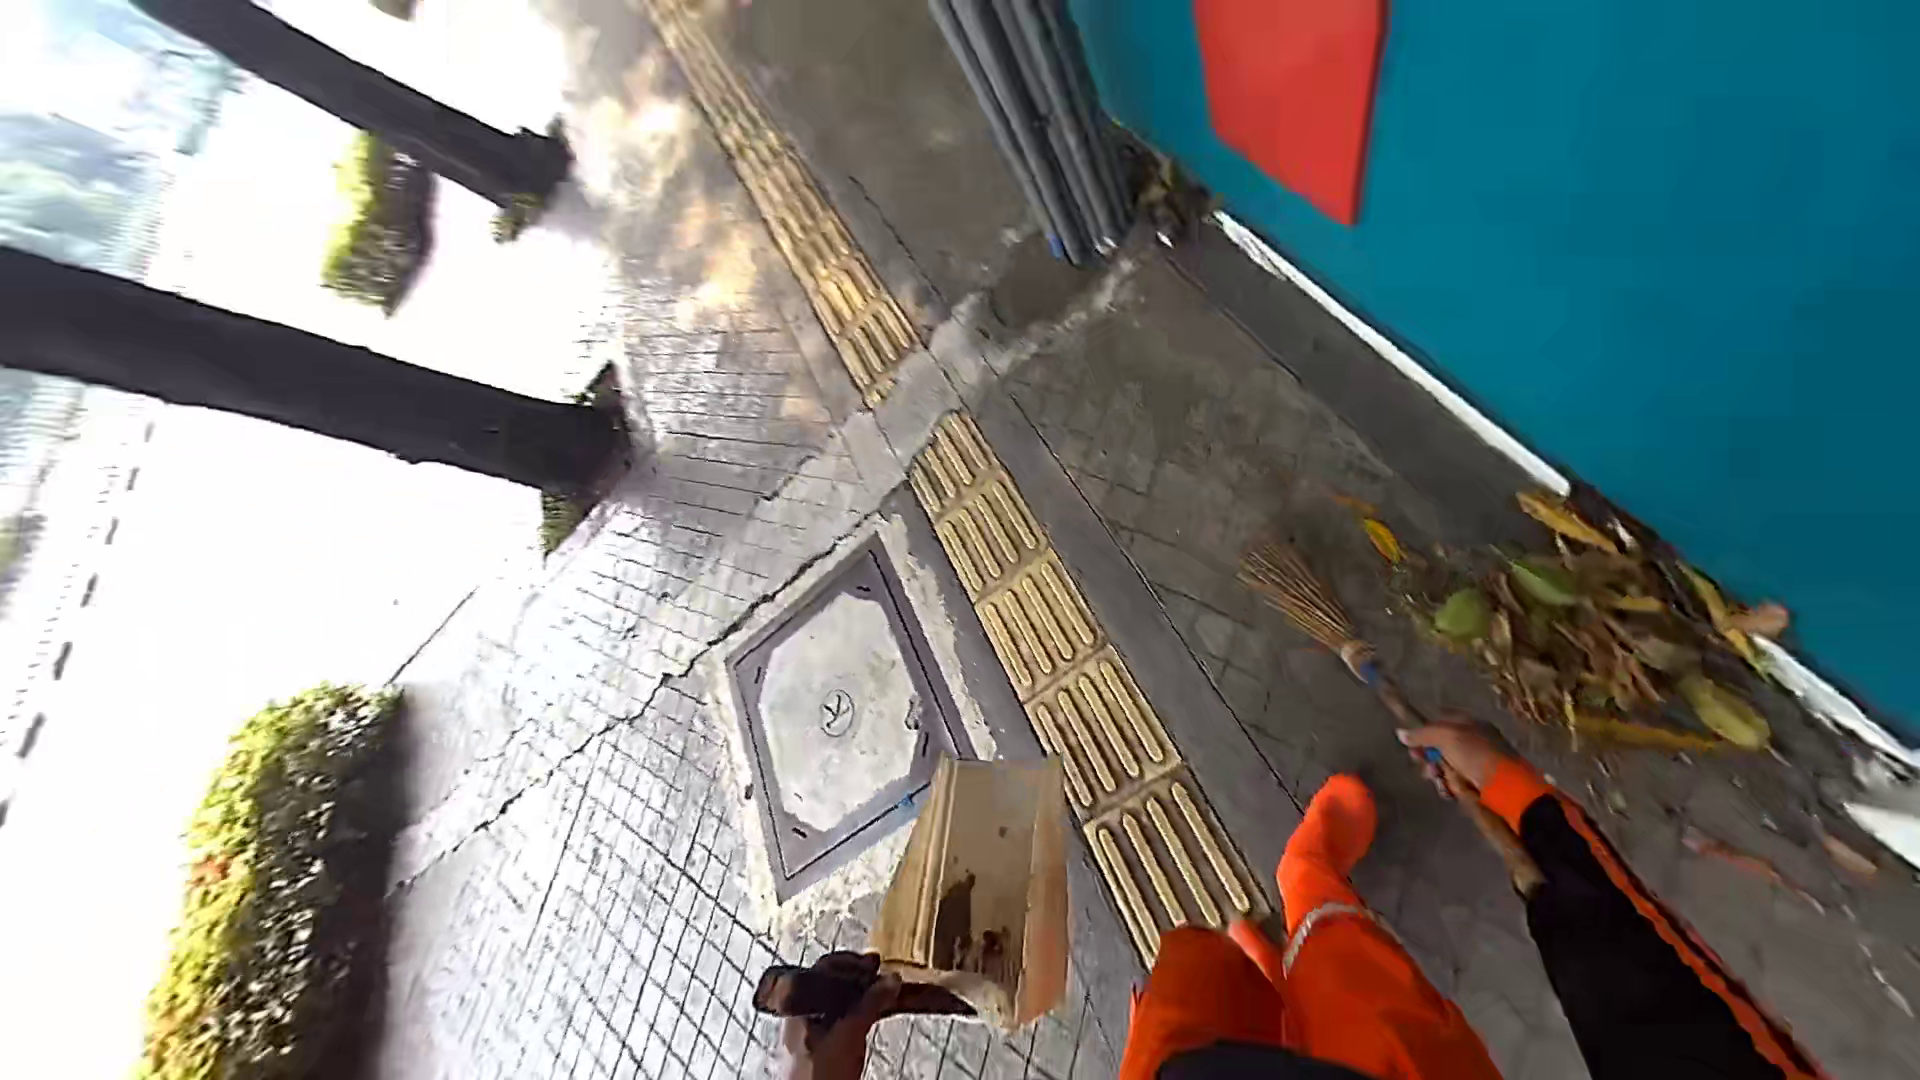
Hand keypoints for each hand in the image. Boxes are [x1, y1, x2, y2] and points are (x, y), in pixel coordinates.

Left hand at [781, 953, 898, 1079]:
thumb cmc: (820, 1074)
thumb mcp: (849, 1032)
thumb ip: (870, 1002)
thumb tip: (892, 979)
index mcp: (799, 1004)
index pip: (825, 967)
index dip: (852, 961)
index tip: (875, 962)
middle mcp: (801, 1015)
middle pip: (831, 984)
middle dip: (858, 977)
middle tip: (880, 974)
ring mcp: (809, 1034)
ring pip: (837, 1003)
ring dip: (860, 995)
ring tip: (881, 993)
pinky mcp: (819, 1052)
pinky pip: (840, 1021)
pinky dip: (858, 1013)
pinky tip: (871, 1015)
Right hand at [1397, 715, 1509, 799]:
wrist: (1509, 789)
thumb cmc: (1477, 756)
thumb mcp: (1446, 737)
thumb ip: (1422, 733)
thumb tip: (1400, 733)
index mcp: (1470, 724)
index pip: (1437, 721)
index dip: (1422, 730)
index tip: (1411, 742)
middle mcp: (1473, 741)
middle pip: (1437, 744)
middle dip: (1426, 755)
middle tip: (1422, 762)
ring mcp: (1476, 762)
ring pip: (1443, 763)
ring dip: (1434, 771)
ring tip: (1435, 777)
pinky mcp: (1478, 781)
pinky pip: (1453, 779)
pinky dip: (1447, 783)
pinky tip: (1446, 787)